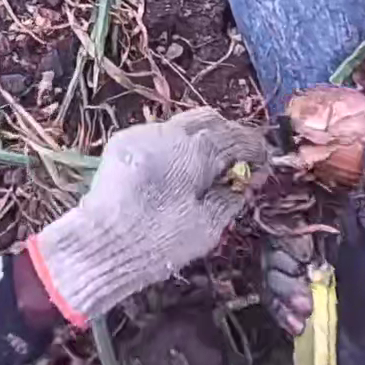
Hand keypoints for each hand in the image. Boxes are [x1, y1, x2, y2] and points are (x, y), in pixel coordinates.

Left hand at [28, 107, 269, 325]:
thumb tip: (249, 178)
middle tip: (236, 163)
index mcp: (194, 149)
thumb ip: (232, 194)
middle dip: (227, 136)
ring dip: (199, 139)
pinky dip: (173, 146)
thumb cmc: (159, 240)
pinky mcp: (122, 141)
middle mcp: (168, 131)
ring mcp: (142, 132)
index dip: (255, 149)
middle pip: (208, 119)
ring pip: (181, 124)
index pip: (236, 136)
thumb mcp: (208, 225)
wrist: (101, 245)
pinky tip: (174, 170)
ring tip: (205, 169)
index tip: (263, 164)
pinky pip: (157, 134)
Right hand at [264, 128, 364, 364]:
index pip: (296, 187)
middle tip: (304, 268)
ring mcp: (297, 270)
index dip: (283, 185)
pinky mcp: (286, 298)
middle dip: (285, 249)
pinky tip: (299, 320)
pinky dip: (279, 303)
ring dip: (282, 281)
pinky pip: (266, 288)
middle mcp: (312, 238)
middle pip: (275, 223)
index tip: (275, 187)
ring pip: (267, 256)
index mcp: (334, 215)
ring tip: (306, 303)